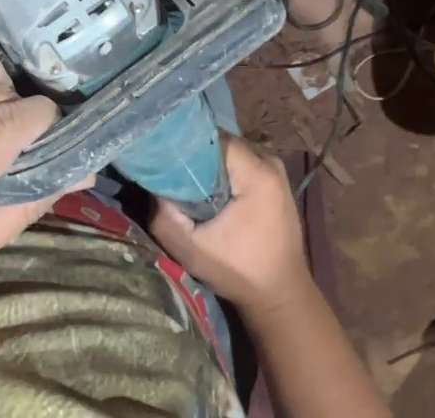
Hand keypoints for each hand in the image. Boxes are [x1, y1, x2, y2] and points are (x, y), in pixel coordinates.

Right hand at [149, 135, 310, 313]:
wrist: (282, 296)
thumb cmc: (239, 272)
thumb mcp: (192, 251)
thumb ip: (166, 217)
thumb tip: (152, 187)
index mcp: (256, 172)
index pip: (212, 138)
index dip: (185, 146)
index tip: (163, 159)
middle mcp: (269, 163)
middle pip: (222, 144)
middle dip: (196, 157)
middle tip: (171, 174)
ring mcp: (275, 172)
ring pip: (231, 155)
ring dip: (209, 167)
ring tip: (187, 185)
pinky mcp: (275, 184)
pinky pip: (242, 166)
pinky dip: (224, 176)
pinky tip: (209, 195)